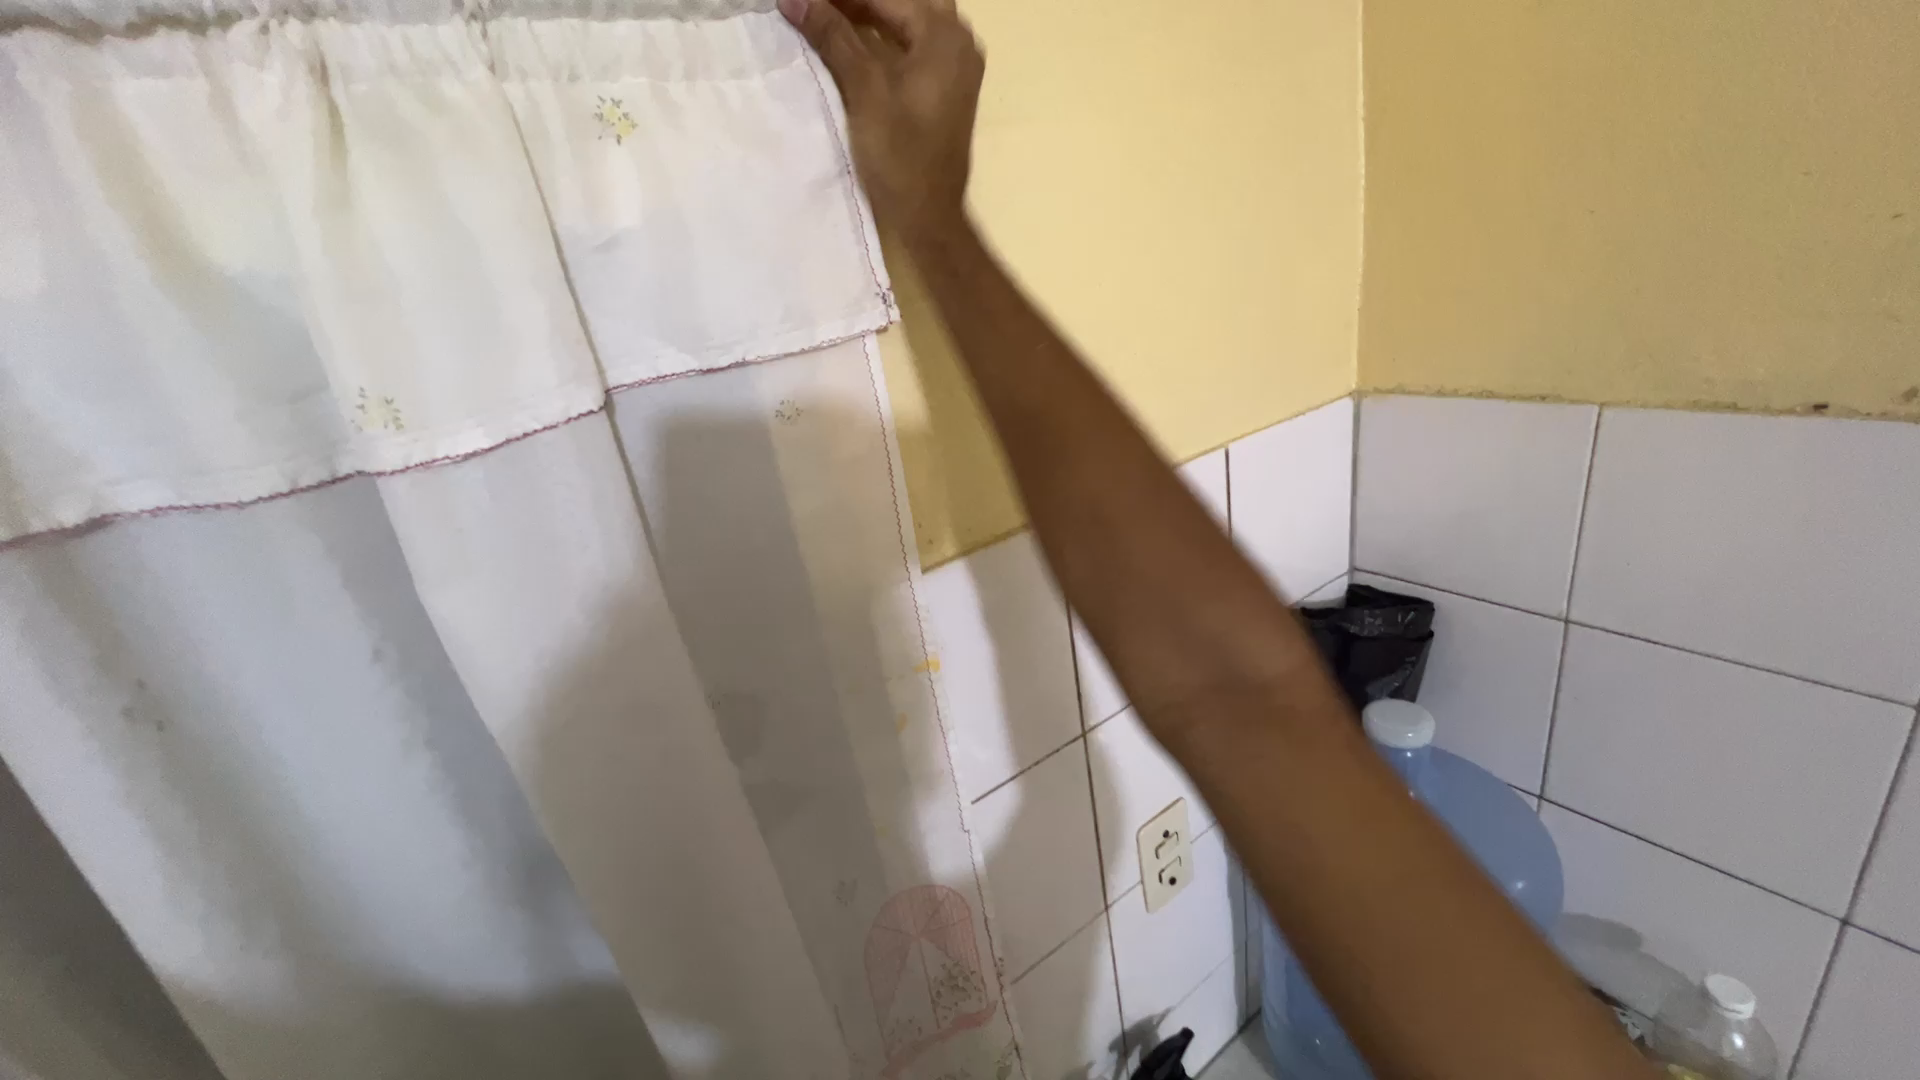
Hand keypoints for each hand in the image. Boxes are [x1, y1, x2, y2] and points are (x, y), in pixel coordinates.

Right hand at [779, 0, 983, 243]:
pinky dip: (883, 38)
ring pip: (907, 21)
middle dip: (856, 5)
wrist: (928, 215)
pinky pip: (914, 46)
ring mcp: (956, 66)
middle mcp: (958, 41)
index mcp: (943, 33)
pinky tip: (851, 41)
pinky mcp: (947, 89)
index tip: (802, 0)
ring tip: (825, 18)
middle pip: (899, 3)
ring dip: (867, 15)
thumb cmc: (899, 155)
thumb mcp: (864, 90)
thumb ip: (832, 36)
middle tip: (816, 9)